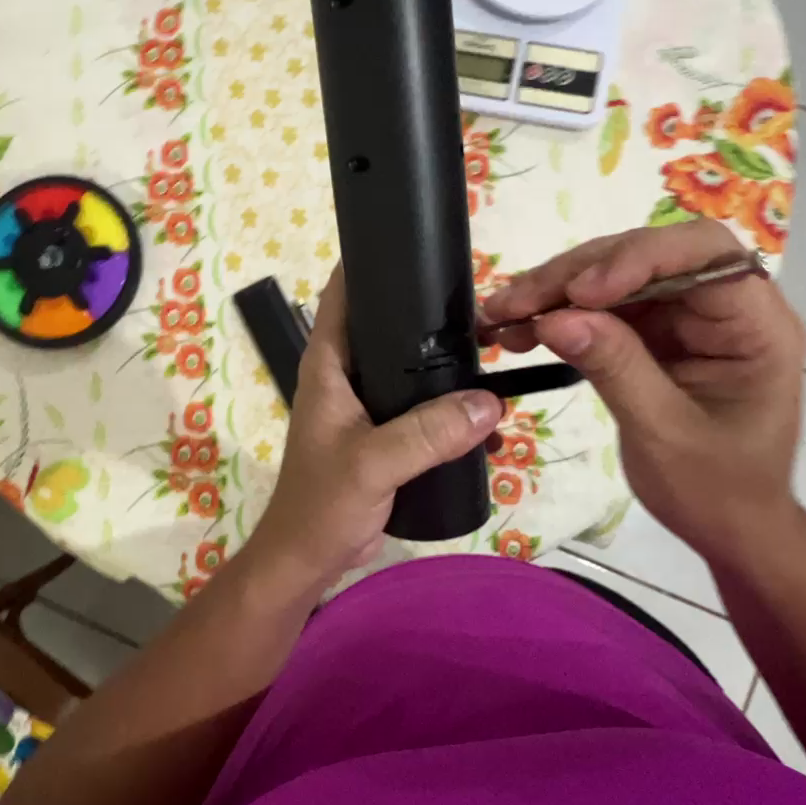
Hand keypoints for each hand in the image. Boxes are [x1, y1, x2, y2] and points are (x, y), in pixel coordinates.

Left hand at [249, 266, 503, 585]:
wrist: (310, 558)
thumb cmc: (323, 504)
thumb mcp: (374, 464)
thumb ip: (427, 433)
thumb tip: (490, 402)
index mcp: (329, 364)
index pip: (346, 292)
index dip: (375, 262)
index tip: (424, 246)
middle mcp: (346, 374)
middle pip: (390, 326)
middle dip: (431, 316)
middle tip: (484, 309)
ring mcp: (366, 404)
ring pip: (411, 368)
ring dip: (447, 365)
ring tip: (495, 354)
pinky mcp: (384, 434)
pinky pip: (422, 407)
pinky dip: (450, 405)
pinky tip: (485, 412)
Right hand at [480, 219, 805, 559]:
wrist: (727, 527)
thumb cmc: (716, 489)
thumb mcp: (664, 433)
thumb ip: (616, 368)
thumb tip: (555, 319)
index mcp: (756, 324)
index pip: (704, 255)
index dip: (639, 258)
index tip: (580, 292)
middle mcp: (722, 307)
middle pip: (648, 257)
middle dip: (576, 275)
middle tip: (514, 303)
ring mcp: (683, 318)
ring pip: (614, 277)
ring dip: (554, 291)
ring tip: (501, 314)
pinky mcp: (652, 334)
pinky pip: (600, 310)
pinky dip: (556, 316)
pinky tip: (517, 330)